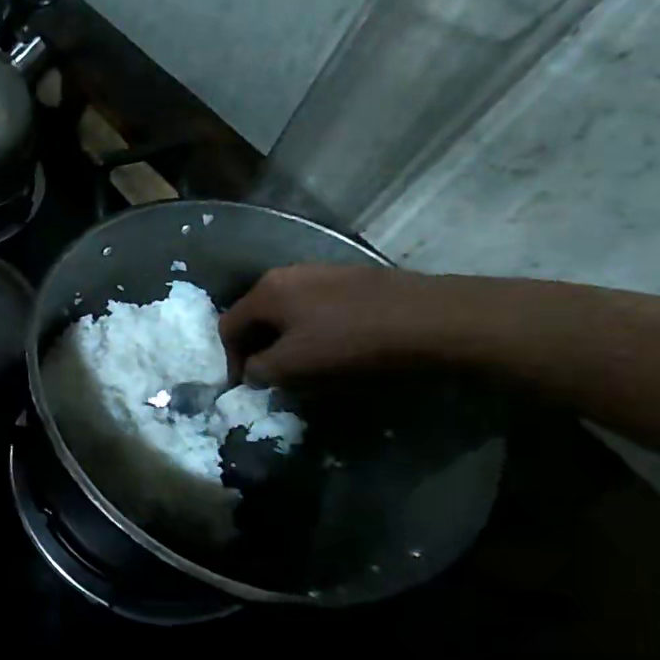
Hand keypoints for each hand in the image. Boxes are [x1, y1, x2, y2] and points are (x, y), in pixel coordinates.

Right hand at [219, 264, 454, 383]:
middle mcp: (288, 273)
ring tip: (303, 365)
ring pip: (288, 311)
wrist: (432, 319)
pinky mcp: (355, 279)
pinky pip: (317, 307)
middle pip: (257, 316)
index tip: (245, 387)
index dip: (230, 361)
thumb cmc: (351, 344)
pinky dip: (314, 329)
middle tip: (271, 377)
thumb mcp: (293, 367)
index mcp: (266, 291)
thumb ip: (259, 371)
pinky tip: (335, 347)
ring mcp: (324, 272)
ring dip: (286, 340)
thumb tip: (252, 371)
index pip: (227, 327)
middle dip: (257, 348)